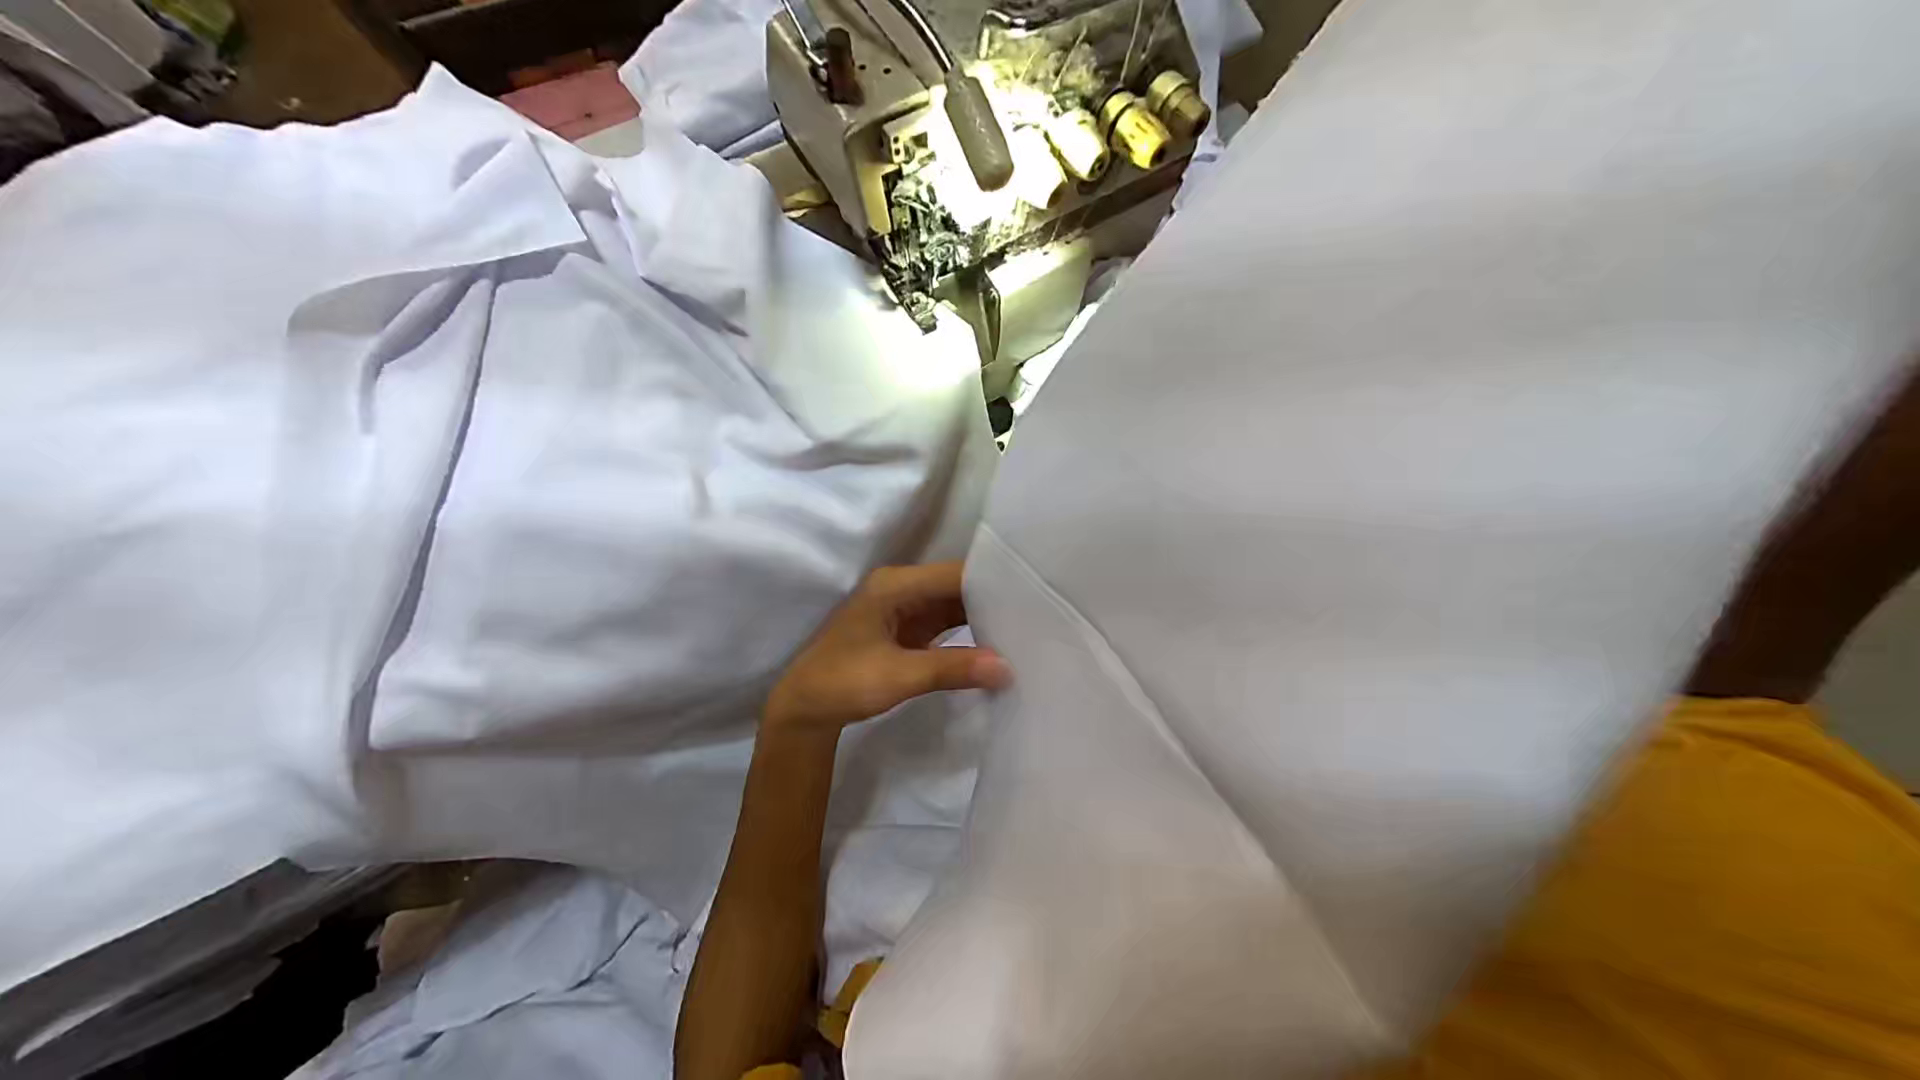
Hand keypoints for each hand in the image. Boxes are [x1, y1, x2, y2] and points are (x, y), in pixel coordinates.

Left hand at [764, 561, 1011, 736]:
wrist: (805, 709)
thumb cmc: (843, 683)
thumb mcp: (899, 676)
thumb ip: (953, 668)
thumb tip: (1007, 668)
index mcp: (895, 586)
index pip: (954, 573)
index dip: (993, 581)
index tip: (1032, 594)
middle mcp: (902, 589)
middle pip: (957, 586)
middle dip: (992, 598)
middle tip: (1037, 614)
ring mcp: (904, 610)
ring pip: (953, 604)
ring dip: (983, 616)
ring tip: (1025, 627)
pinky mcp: (907, 631)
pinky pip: (946, 623)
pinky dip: (969, 632)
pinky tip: (997, 643)